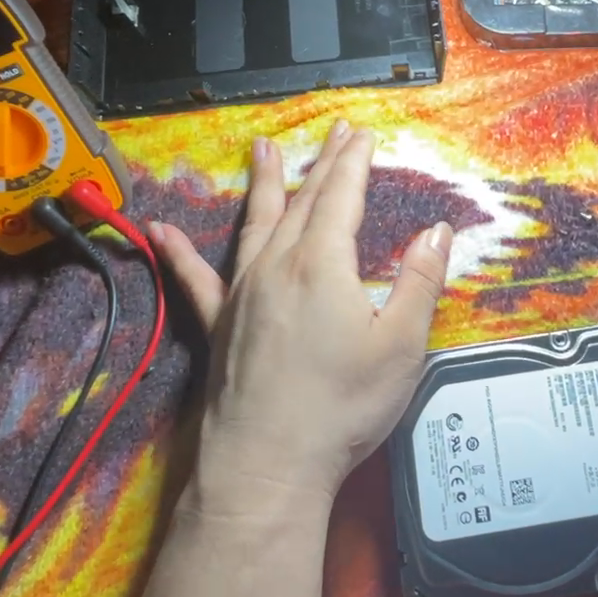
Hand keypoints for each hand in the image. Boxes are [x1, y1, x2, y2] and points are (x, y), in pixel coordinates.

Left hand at [151, 121, 452, 505]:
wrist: (268, 465)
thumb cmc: (342, 407)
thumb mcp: (401, 345)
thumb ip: (420, 282)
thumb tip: (437, 230)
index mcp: (324, 266)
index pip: (342, 197)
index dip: (355, 163)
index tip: (364, 134)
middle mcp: (278, 266)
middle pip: (303, 201)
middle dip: (324, 163)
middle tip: (337, 131)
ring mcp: (242, 294)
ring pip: (255, 224)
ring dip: (263, 184)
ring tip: (263, 148)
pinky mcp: (218, 325)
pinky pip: (196, 279)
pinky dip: (179, 253)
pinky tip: (160, 231)